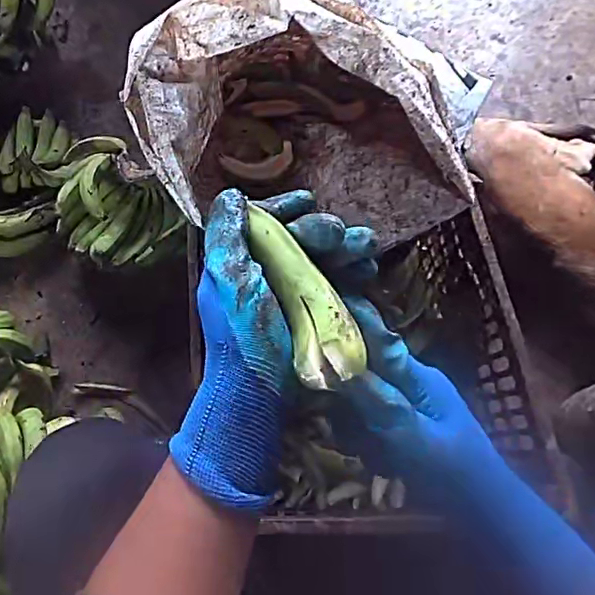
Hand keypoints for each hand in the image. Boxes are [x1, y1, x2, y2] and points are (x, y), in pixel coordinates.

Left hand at [171, 190, 374, 512]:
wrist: (260, 398)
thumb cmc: (241, 338)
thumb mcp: (228, 280)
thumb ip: (227, 236)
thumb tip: (231, 196)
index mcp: (239, 263)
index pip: (263, 223)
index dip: (285, 208)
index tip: (307, 199)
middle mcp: (264, 274)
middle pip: (298, 238)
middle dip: (324, 230)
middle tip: (343, 235)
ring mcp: (291, 296)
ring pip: (323, 259)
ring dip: (347, 248)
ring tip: (367, 248)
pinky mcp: (314, 317)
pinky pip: (338, 285)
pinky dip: (354, 274)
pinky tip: (368, 274)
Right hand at [338, 299, 594, 594]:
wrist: (488, 513)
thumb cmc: (455, 473)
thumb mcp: (415, 437)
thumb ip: (379, 401)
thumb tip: (340, 362)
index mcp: (420, 378)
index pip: (379, 340)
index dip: (352, 320)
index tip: (321, 301)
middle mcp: (412, 384)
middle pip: (366, 365)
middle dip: (340, 372)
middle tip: (308, 374)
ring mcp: (409, 407)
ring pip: (364, 394)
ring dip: (347, 409)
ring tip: (333, 422)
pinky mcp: (404, 428)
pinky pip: (370, 419)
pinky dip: (358, 432)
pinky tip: (359, 450)